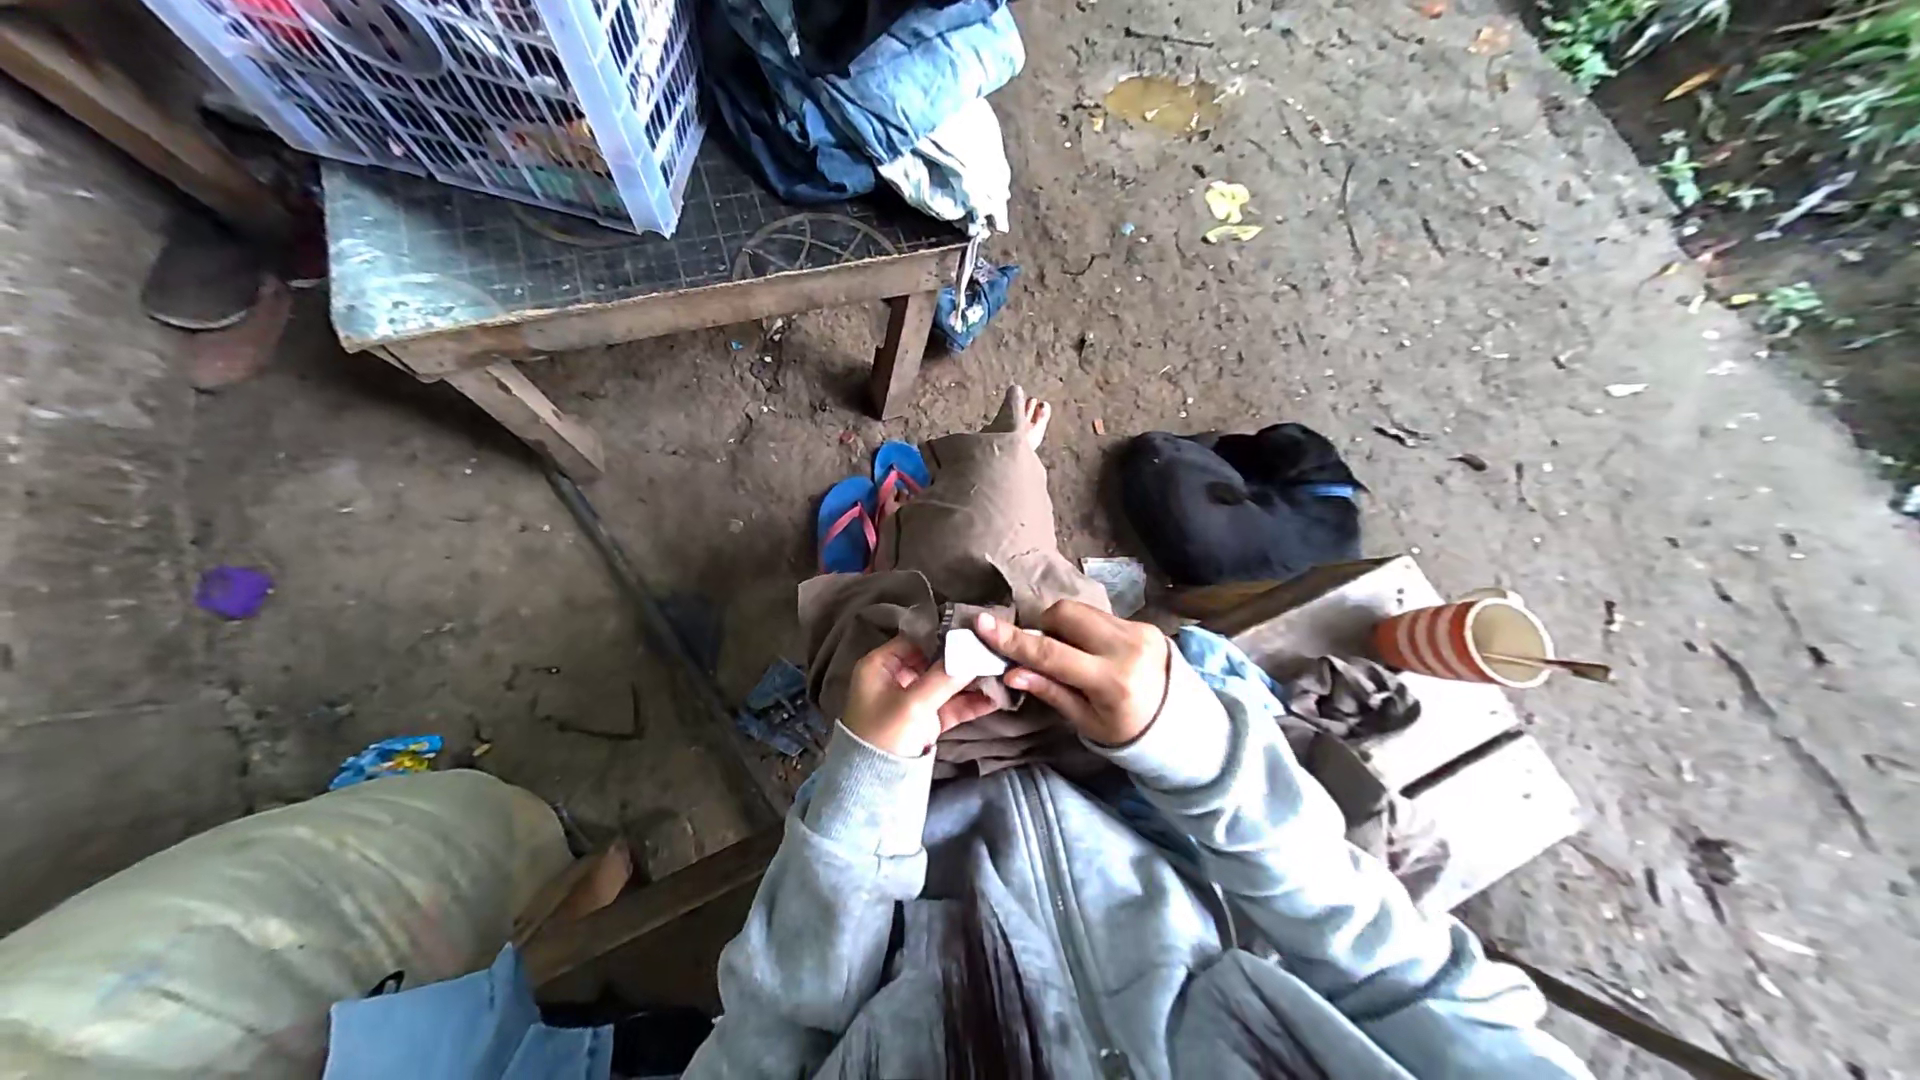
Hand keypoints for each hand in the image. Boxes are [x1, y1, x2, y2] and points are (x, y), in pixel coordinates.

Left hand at [841, 636, 998, 756]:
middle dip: (963, 658)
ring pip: (946, 684)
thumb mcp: (913, 703)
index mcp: (881, 665)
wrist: (873, 787)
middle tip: (994, 650)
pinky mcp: (925, 721)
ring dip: (971, 680)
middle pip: (934, 661)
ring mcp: (912, 700)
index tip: (974, 631)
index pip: (916, 639)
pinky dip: (971, 703)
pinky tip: (996, 698)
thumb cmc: (885, 735)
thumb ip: (944, 677)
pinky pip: (951, 706)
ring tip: (1002, 671)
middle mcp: (896, 678)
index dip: (944, 635)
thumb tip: (972, 652)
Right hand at [973, 600, 1170, 746]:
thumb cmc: (1127, 730)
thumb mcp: (1087, 721)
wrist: (1183, 722)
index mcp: (1111, 681)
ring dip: (1064, 626)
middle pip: (1065, 615)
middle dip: (1044, 626)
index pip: (1051, 654)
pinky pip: (1099, 615)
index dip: (1013, 639)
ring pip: (1081, 610)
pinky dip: (1084, 628)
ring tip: (1070, 652)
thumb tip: (1012, 672)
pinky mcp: (1143, 623)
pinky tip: (1092, 651)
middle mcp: (1126, 648)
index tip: (983, 623)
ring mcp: (1138, 631)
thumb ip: (1050, 691)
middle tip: (1043, 649)